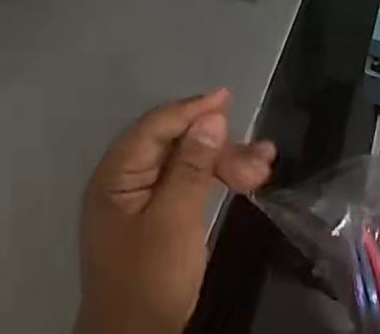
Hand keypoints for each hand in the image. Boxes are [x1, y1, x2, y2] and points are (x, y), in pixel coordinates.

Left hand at [75, 89, 275, 333]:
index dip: (193, 110)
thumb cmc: (149, 280)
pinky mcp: (159, 213)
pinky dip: (219, 176)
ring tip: (263, 168)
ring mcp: (142, 198)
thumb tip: (212, 116)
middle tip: (259, 158)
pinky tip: (249, 178)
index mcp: (116, 178)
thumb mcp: (175, 220)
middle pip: (178, 142)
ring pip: (190, 160)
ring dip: (226, 160)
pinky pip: (192, 180)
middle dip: (220, 145)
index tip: (228, 99)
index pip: (155, 127)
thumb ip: (192, 165)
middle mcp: (126, 181)